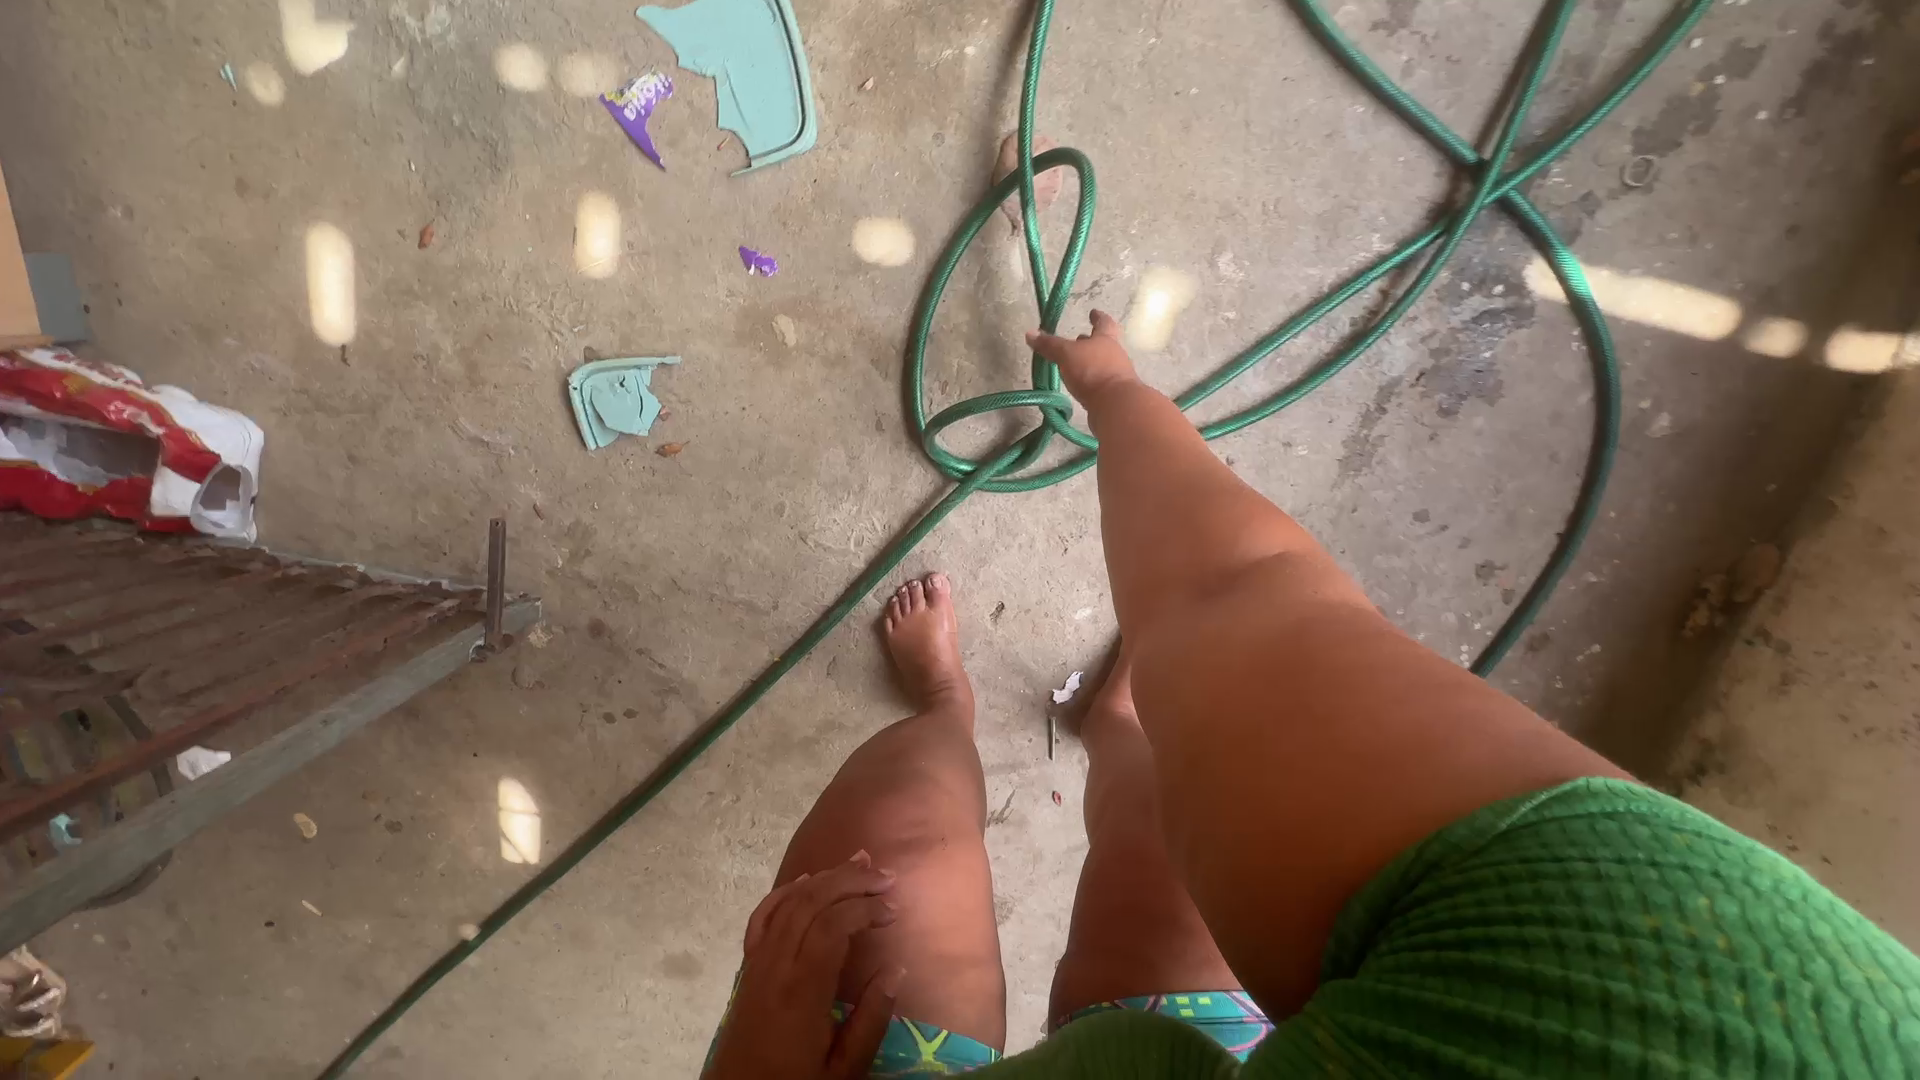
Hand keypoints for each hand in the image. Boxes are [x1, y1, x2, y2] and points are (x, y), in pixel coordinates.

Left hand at [705, 851, 904, 1079]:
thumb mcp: (842, 1072)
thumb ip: (870, 1021)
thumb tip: (896, 969)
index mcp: (801, 991)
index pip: (832, 925)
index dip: (864, 907)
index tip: (892, 910)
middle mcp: (776, 966)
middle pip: (811, 902)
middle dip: (850, 881)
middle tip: (884, 875)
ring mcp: (757, 963)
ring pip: (789, 902)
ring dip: (825, 878)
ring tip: (858, 863)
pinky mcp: (747, 968)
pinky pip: (762, 917)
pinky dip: (785, 892)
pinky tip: (806, 880)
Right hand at [1025, 310, 1141, 406]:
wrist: (1115, 405)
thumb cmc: (1093, 370)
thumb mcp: (1067, 354)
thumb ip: (1050, 345)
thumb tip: (1030, 333)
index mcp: (1106, 339)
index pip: (1104, 322)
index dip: (1098, 317)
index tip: (1093, 312)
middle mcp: (1115, 355)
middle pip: (1104, 344)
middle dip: (1091, 342)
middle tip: (1079, 339)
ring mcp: (1116, 375)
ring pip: (1101, 363)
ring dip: (1089, 362)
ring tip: (1073, 364)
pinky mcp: (1113, 394)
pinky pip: (1099, 382)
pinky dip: (1089, 380)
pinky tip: (1079, 385)